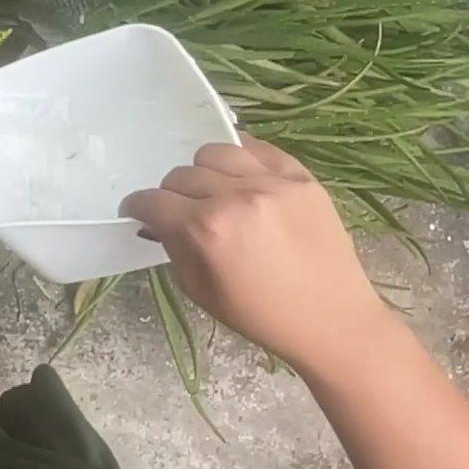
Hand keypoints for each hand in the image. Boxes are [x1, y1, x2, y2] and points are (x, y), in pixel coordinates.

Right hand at [118, 135, 394, 373]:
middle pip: (180, 175)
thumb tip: (158, 221)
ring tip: (212, 191)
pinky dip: (241, 158)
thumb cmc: (258, 314)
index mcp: (206, 229)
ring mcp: (272, 183)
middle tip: (180, 212)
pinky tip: (240, 177)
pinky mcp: (302, 178)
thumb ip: (173, 246)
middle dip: (171, 194)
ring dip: (203, 171)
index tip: (137, 213)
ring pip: (215, 152)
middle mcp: (236, 197)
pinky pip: (258, 149)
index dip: (137, 207)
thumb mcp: (197, 289)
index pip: (152, 200)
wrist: (331, 319)